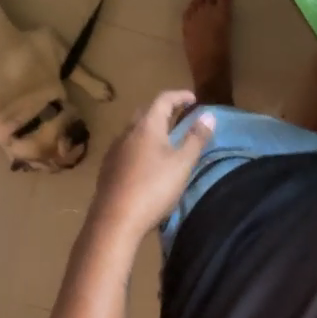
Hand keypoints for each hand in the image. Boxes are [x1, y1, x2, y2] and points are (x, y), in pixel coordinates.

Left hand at [89, 90, 215, 237]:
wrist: (114, 221)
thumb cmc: (153, 188)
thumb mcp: (182, 164)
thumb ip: (196, 138)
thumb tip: (209, 115)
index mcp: (146, 126)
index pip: (163, 99)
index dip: (180, 96)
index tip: (194, 98)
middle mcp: (127, 133)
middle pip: (146, 112)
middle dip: (164, 111)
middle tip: (180, 117)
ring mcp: (114, 151)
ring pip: (135, 131)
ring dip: (151, 129)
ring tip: (166, 141)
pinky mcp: (108, 169)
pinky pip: (127, 148)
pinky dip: (141, 146)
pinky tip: (147, 163)